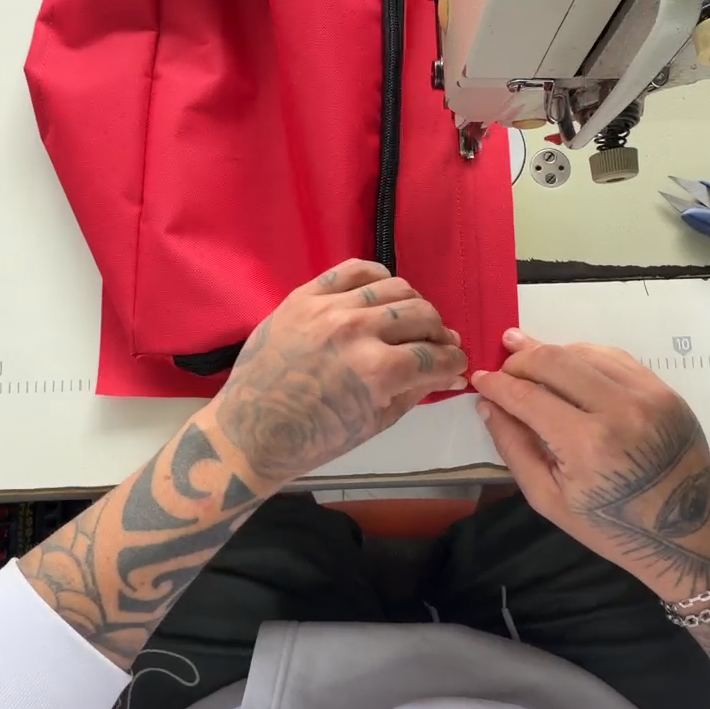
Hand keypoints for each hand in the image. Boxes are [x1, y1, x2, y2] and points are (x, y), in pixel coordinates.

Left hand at [211, 259, 468, 486]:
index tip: (456, 363)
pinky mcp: (304, 296)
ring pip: (394, 288)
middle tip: (438, 344)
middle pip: (421, 315)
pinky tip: (384, 292)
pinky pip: (353, 270)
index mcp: (377, 371)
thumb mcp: (375, 422)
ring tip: (412, 320)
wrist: (253, 429)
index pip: (435, 356)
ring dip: (414, 305)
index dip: (454, 362)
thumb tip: (450, 372)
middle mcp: (356, 330)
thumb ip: (416, 390)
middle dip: (439, 333)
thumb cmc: (315, 438)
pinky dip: (377, 277)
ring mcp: (328, 308)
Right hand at [470, 330, 709, 600]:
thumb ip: (513, 446)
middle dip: (520, 361)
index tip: (479, 379)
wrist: (686, 536)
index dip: (497, 384)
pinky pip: (615, 358)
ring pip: (584, 351)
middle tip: (502, 368)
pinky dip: (583, 355)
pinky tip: (566, 364)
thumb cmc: (609, 526)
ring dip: (550, 353)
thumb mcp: (547, 498)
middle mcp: (620, 409)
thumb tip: (487, 404)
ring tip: (525, 355)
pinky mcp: (666, 391)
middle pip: (554, 360)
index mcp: (587, 444)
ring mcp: (649, 396)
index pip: (527, 395)